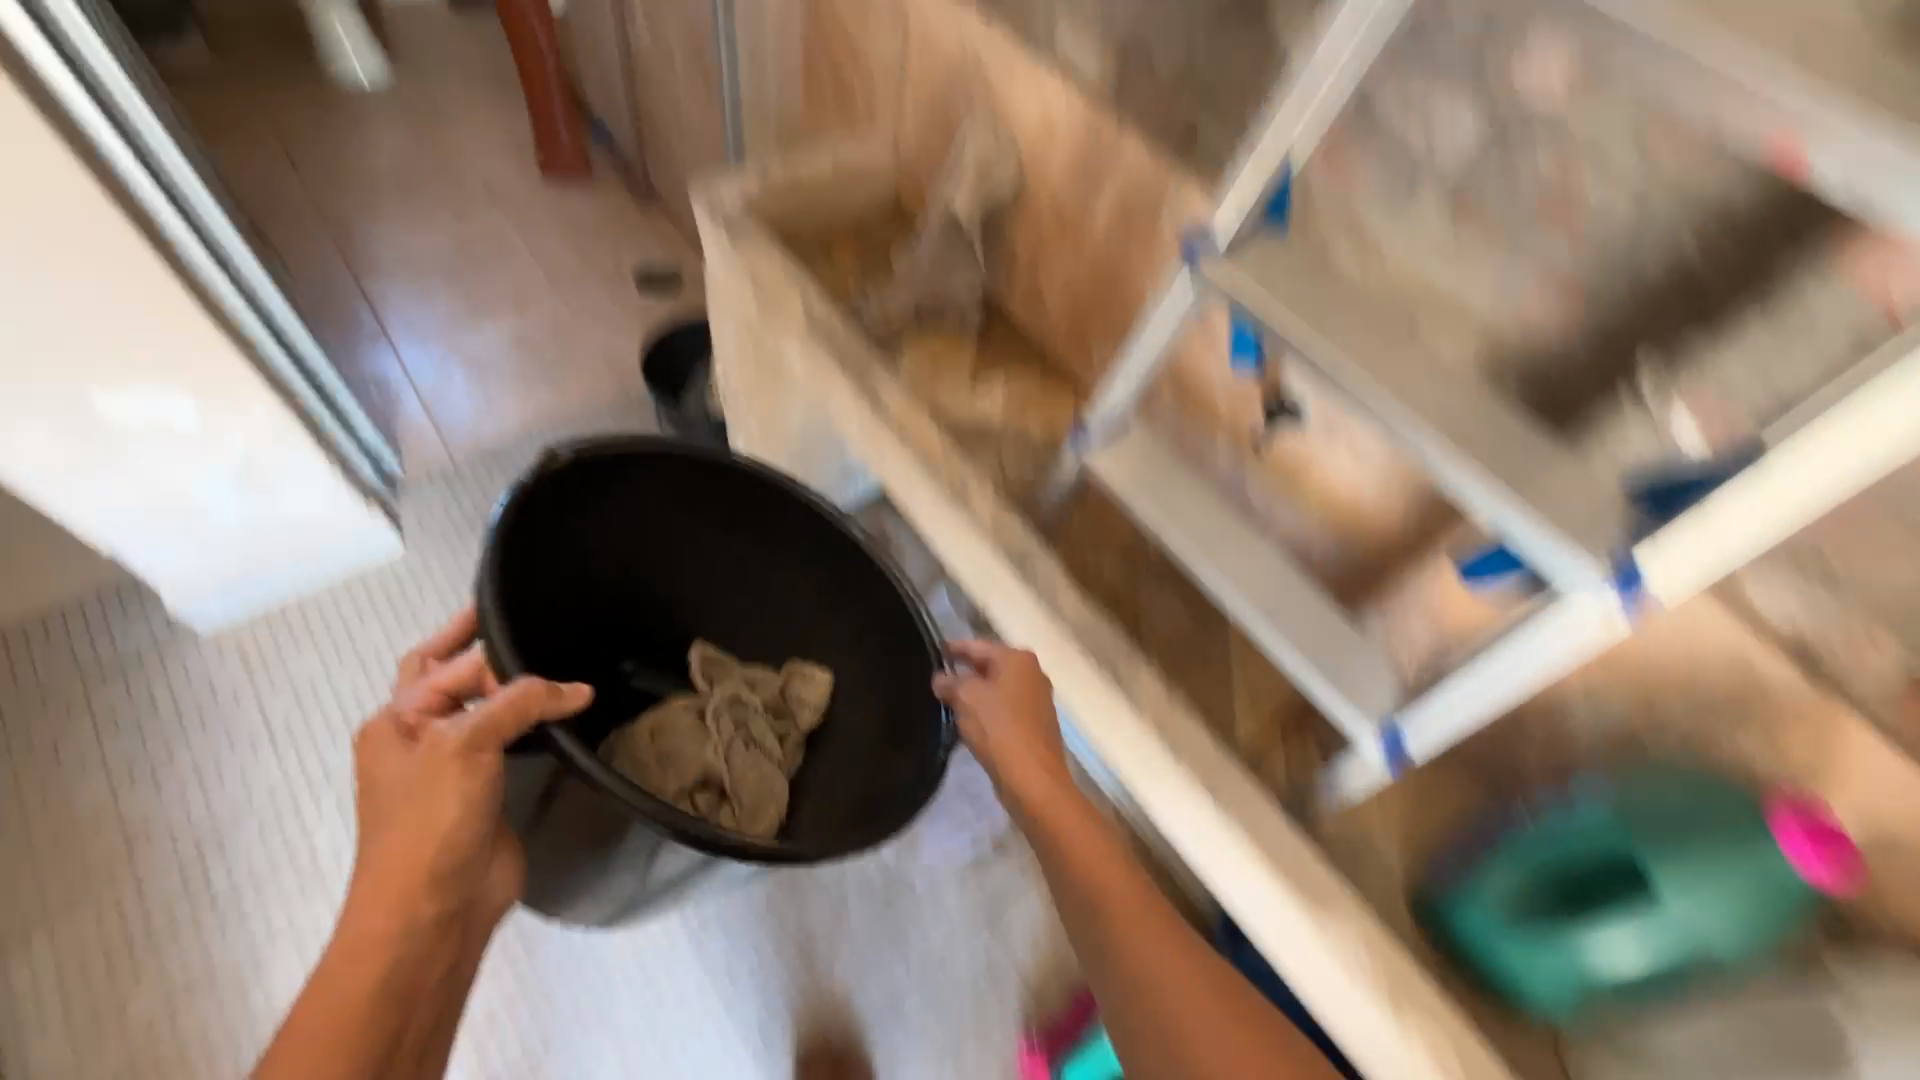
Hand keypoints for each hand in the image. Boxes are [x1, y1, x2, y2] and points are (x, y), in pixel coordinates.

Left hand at [348, 608, 593, 932]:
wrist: (432, 908)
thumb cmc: (432, 820)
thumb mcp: (467, 744)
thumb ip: (521, 702)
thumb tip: (579, 689)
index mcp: (397, 722)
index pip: (445, 663)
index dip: (489, 645)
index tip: (533, 618)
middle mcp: (421, 739)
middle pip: (453, 679)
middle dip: (484, 651)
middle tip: (530, 623)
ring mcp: (454, 768)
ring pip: (486, 711)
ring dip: (514, 690)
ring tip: (559, 664)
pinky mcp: (487, 792)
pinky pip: (511, 744)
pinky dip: (534, 725)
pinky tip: (564, 715)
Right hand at [933, 640, 1072, 811]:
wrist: (1033, 777)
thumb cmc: (998, 728)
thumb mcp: (966, 698)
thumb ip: (950, 682)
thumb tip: (940, 678)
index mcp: (1018, 659)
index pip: (978, 646)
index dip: (954, 648)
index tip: (934, 650)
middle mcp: (1032, 673)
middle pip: (991, 666)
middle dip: (965, 671)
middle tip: (937, 677)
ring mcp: (1037, 700)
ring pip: (998, 689)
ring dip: (975, 693)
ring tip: (948, 699)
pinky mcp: (1036, 724)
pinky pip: (1004, 709)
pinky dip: (987, 710)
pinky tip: (969, 720)